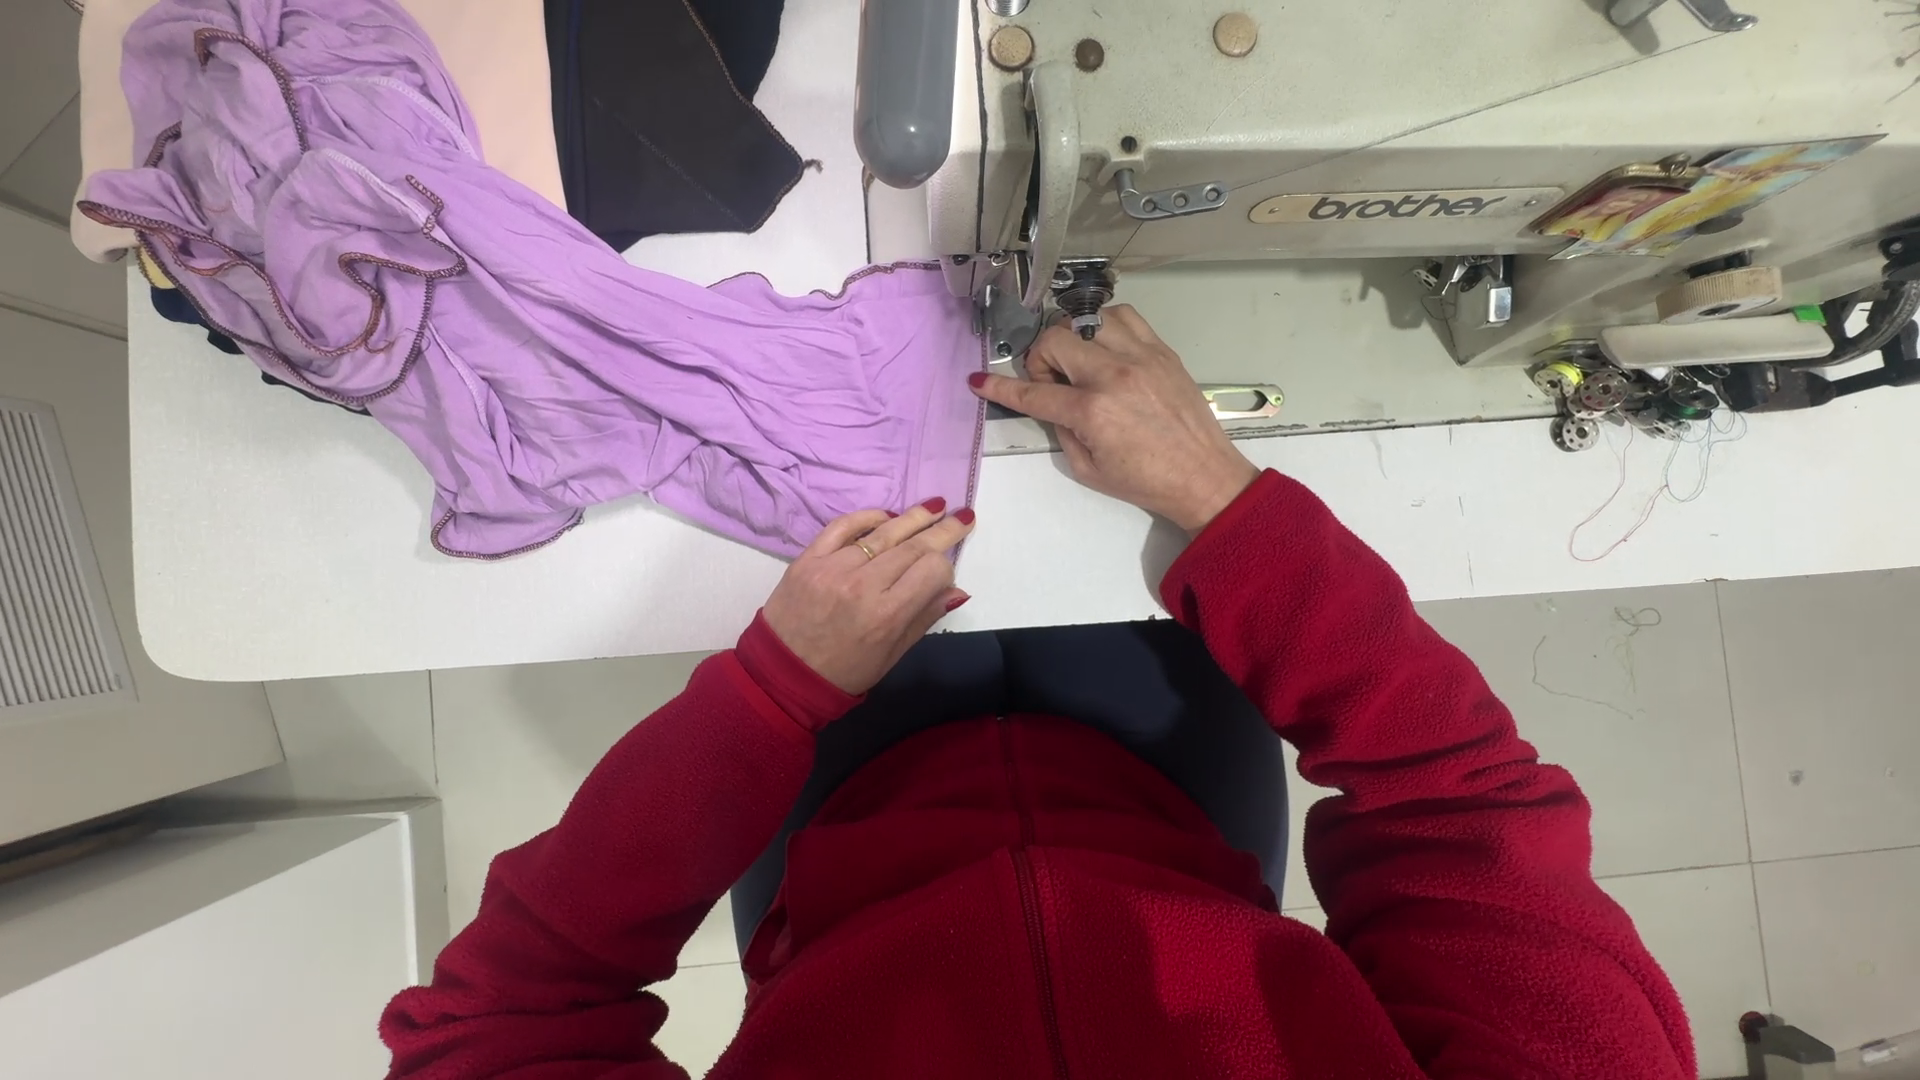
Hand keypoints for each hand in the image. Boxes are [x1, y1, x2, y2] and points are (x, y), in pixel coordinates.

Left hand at [762, 499, 974, 693]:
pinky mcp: (807, 559)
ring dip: (913, 517)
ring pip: (882, 533)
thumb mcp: (892, 655)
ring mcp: (832, 568)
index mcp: (887, 615)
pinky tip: (887, 515)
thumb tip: (956, 589)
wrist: (782, 674)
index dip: (944, 567)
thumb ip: (924, 617)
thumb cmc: (845, 672)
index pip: (931, 570)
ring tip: (935, 506)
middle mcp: (862, 585)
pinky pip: (842, 527)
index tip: (943, 573)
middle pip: (912, 546)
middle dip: (942, 530)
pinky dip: (867, 517)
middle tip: (962, 516)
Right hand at [969, 306, 1258, 532]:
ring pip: (1087, 318)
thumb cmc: (1144, 481)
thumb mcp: (1087, 469)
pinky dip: (1104, 327)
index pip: (1033, 393)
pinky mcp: (1162, 350)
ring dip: (1073, 338)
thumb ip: (1061, 430)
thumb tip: (1049, 402)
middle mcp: (1114, 375)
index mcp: (1093, 412)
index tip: (980, 381)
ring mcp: (1141, 356)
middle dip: (1041, 360)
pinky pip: (1123, 317)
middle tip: (1052, 383)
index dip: (1000, 388)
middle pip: (1055, 340)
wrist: (1203, 475)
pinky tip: (1105, 349)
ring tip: (1081, 363)